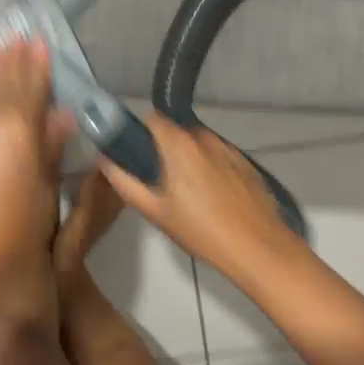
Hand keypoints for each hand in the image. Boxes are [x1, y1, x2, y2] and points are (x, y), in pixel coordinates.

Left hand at [0, 40, 69, 273]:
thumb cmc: (20, 233)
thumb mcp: (45, 189)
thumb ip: (50, 146)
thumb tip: (60, 113)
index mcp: (14, 127)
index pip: (29, 86)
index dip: (36, 63)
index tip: (39, 39)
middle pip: (1, 83)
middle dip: (10, 59)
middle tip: (16, 32)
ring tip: (0, 47)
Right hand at [98, 114, 298, 281]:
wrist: (259, 248)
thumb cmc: (201, 230)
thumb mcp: (154, 211)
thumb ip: (124, 181)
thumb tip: (104, 160)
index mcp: (178, 143)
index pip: (153, 117)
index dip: (141, 131)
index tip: (137, 154)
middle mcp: (204, 137)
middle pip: (176, 130)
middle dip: (165, 148)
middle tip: (159, 180)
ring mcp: (228, 148)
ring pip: (199, 144)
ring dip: (189, 158)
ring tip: (188, 192)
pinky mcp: (246, 163)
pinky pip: (219, 156)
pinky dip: (210, 167)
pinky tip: (214, 198)